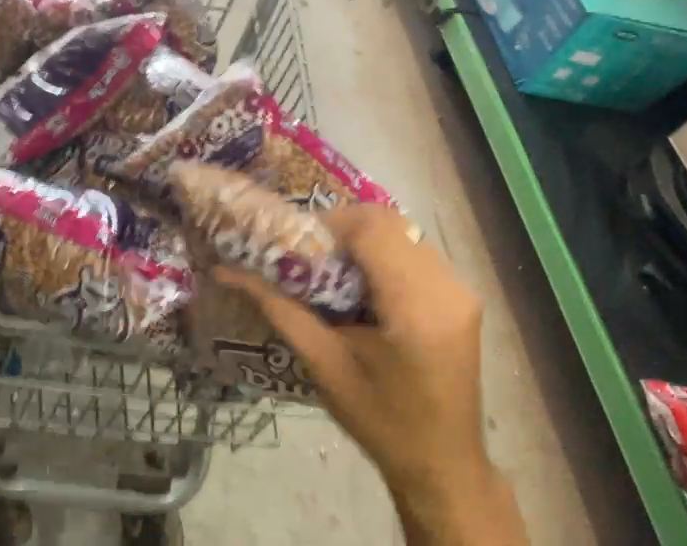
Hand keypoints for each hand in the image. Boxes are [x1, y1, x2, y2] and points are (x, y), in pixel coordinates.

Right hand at [215, 204, 525, 545]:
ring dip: (362, 240)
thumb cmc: (379, 419)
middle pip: (388, 223)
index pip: (372, 230)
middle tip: (308, 257)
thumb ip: (278, 307)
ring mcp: (461, 291)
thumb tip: (225, 270)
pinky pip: (415, 251)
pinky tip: (361, 286)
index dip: (329, 225)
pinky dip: (382, 254)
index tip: (295, 247)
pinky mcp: (461, 297)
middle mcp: (447, 289)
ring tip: (331, 272)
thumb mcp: (322, 363)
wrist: (442, 463)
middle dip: (342, 228)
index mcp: (415, 308)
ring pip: (402, 232)